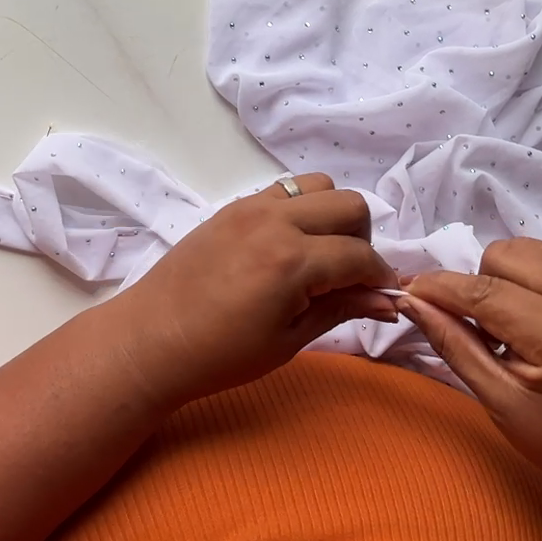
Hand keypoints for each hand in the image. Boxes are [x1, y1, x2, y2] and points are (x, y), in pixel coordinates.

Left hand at [98, 173, 397, 409]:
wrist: (152, 338)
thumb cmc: (221, 354)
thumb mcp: (289, 339)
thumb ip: (341, 308)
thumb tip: (389, 301)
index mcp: (291, 260)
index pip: (360, 256)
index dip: (379, 278)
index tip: (380, 296)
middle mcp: (275, 221)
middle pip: (349, 205)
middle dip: (361, 240)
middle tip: (345, 276)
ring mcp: (250, 207)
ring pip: (318, 185)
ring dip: (331, 215)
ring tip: (316, 254)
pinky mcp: (233, 206)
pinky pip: (283, 190)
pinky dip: (299, 209)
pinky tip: (285, 246)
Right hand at [398, 239, 541, 526]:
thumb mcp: (499, 402)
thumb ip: (453, 343)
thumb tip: (410, 299)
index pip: (485, 291)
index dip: (439, 287)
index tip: (407, 289)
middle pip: (505, 255)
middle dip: (478, 285)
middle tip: (481, 329)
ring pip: (528, 250)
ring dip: (504, 278)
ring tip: (511, 325)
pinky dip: (531, 281)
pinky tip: (537, 319)